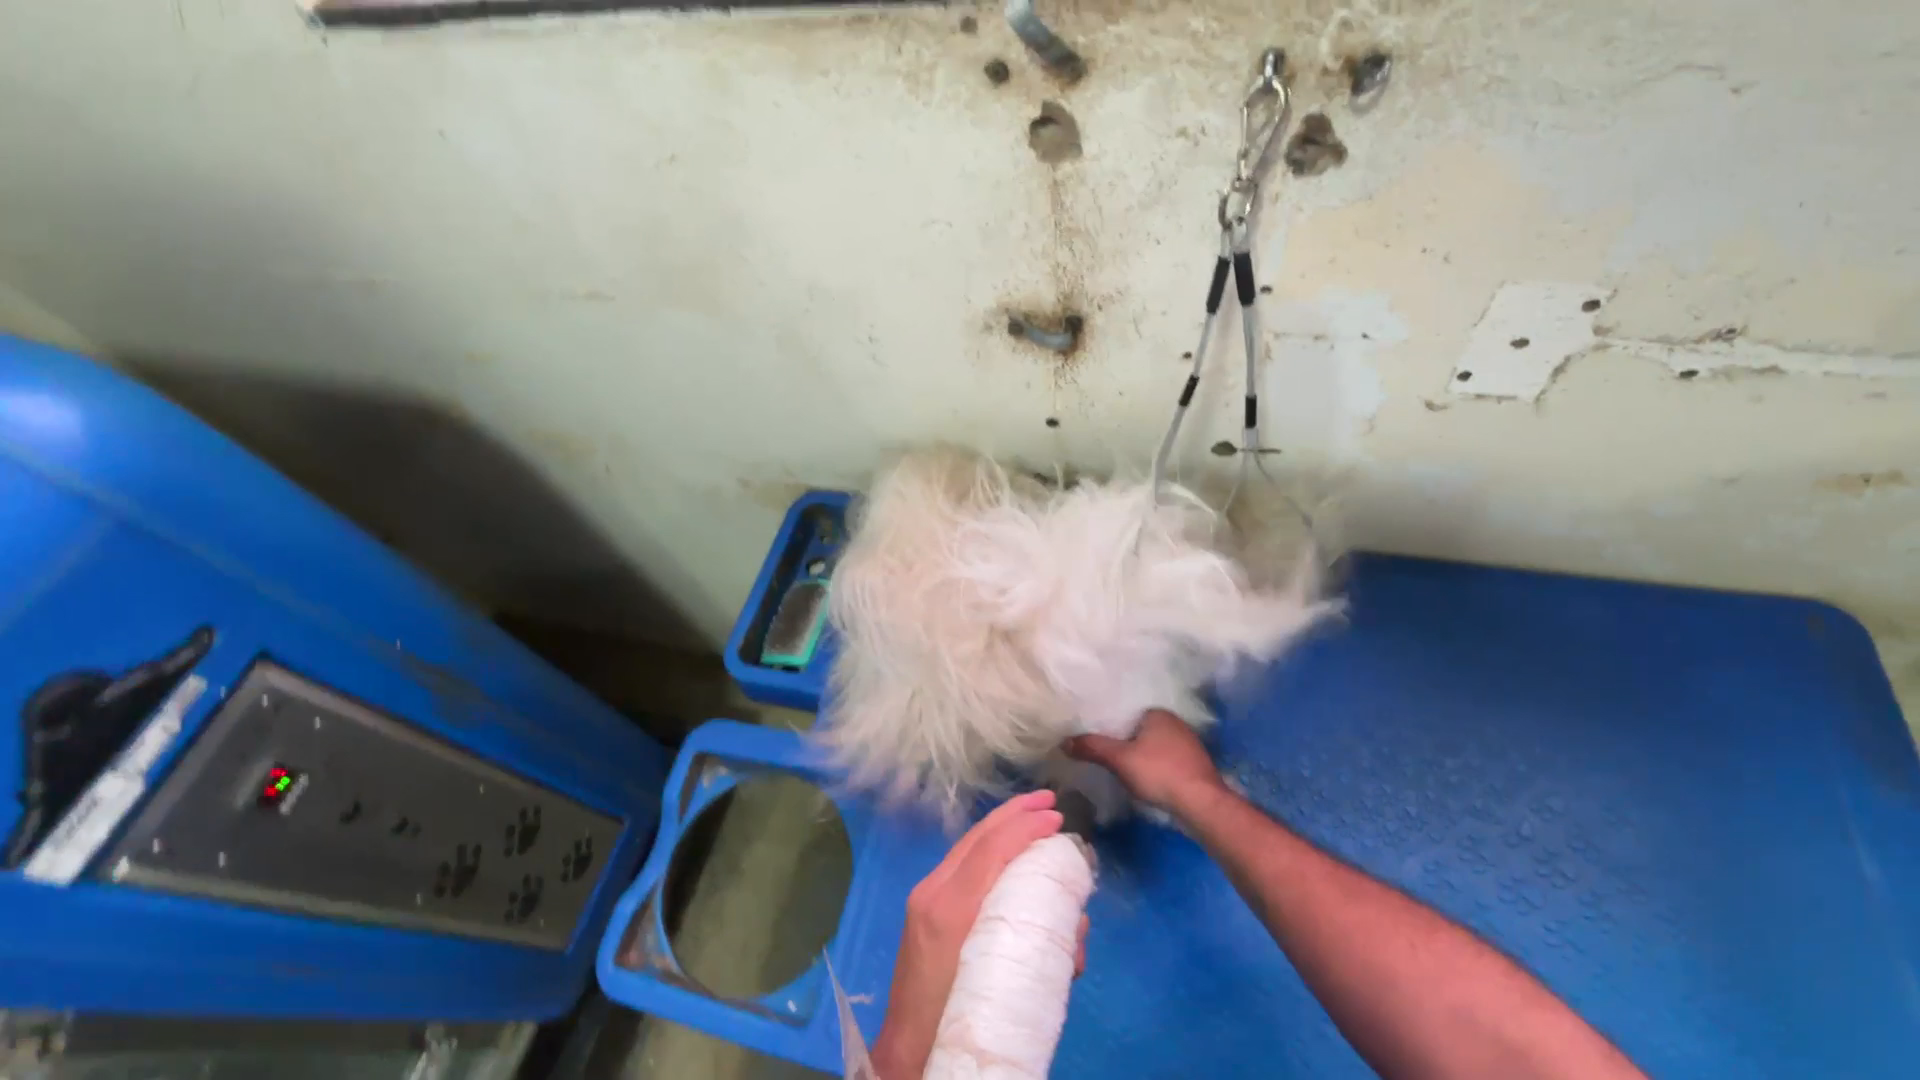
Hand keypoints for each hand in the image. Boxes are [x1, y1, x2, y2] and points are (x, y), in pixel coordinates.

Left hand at [871, 790, 1083, 1078]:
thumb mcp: (1012, 987)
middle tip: (1049, 800)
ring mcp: (924, 898)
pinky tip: (1008, 852)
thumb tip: (1076, 921)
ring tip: (1033, 820)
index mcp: (949, 909)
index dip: (1026, 827)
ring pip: (967, 846)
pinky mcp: (923, 908)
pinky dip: (988, 850)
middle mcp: (933, 892)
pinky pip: (960, 865)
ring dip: (1003, 829)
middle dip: (1015, 813)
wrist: (910, 1056)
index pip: (991, 850)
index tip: (1058, 816)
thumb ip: (1047, 952)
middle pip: (976, 837)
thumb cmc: (962, 1020)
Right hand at [1065, 709, 1229, 818]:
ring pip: (1155, 746)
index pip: (1128, 713)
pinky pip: (1167, 760)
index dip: (1111, 725)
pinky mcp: (1195, 765)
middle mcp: (1176, 723)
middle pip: (1141, 730)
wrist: (1201, 803)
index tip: (1097, 737)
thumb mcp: (1119, 760)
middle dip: (1126, 741)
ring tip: (1122, 767)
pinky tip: (1146, 779)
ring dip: (1142, 755)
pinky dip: (1155, 767)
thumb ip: (1092, 748)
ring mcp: (1189, 745)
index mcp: (1158, 714)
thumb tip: (1064, 741)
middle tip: (1105, 754)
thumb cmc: (1159, 772)